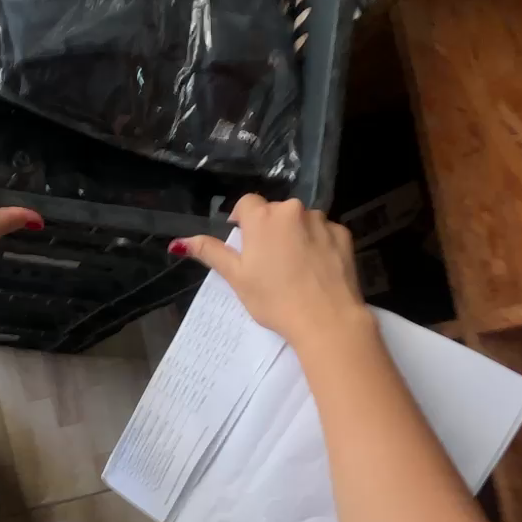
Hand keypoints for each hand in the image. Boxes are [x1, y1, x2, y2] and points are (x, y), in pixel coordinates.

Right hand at [174, 195, 365, 346]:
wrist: (326, 319)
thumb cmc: (273, 299)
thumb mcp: (236, 277)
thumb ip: (211, 253)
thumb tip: (178, 242)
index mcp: (263, 218)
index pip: (247, 203)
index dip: (242, 221)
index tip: (244, 244)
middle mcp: (293, 210)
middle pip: (275, 212)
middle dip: (269, 230)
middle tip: (267, 264)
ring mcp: (322, 221)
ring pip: (300, 222)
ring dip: (294, 236)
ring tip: (294, 269)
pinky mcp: (343, 234)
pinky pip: (324, 233)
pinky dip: (317, 245)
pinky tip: (315, 270)